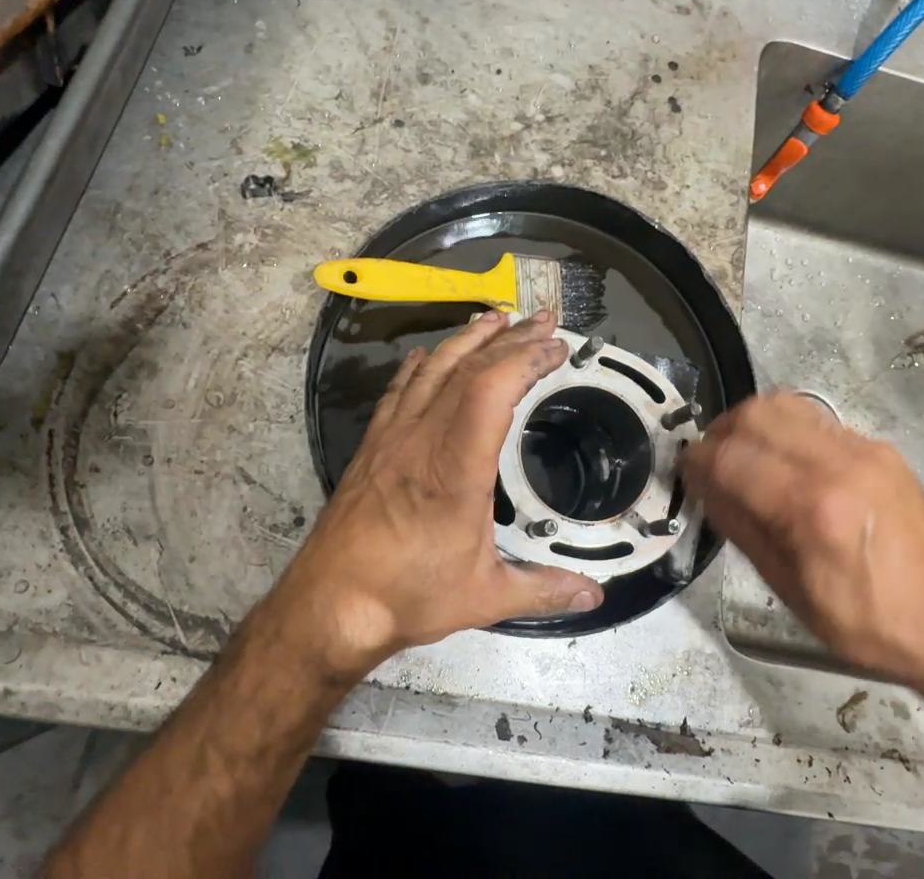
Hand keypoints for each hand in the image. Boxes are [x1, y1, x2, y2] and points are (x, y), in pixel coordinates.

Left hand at [267, 311, 604, 678]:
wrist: (330, 602)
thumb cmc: (406, 595)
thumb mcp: (484, 597)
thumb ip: (543, 589)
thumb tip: (593, 597)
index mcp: (456, 468)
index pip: (492, 390)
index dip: (526, 359)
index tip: (556, 348)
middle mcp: (422, 439)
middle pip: (467, 368)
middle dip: (510, 339)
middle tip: (543, 322)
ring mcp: (392, 437)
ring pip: (431, 369)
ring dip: (467, 339)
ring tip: (496, 320)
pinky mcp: (372, 446)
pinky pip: (398, 389)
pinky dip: (420, 365)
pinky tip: (428, 355)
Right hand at [684, 392, 923, 685]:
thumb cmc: (865, 621)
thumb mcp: (789, 589)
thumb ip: (742, 528)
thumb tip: (706, 489)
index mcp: (812, 510)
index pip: (731, 459)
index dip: (697, 463)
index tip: (688, 476)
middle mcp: (838, 466)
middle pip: (755, 416)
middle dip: (719, 434)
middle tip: (711, 462)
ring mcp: (863, 450)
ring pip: (784, 405)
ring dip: (750, 424)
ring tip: (743, 455)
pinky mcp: (878, 448)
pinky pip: (813, 420)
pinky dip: (783, 430)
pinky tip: (782, 462)